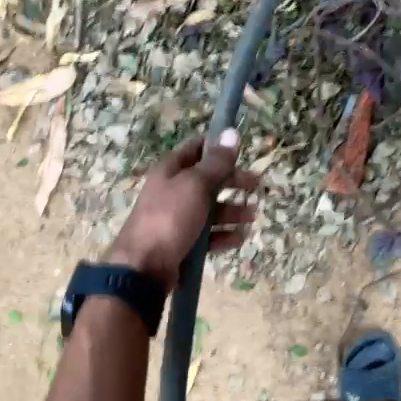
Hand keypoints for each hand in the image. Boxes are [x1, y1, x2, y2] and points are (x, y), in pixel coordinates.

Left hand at [105, 130, 257, 290]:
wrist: (143, 267)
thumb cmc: (170, 217)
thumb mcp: (196, 185)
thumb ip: (216, 162)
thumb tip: (231, 132)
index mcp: (171, 170)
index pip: (196, 149)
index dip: (218, 147)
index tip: (241, 150)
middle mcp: (172, 191)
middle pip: (207, 180)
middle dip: (232, 182)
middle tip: (256, 186)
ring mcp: (176, 218)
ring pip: (210, 209)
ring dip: (232, 211)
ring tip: (252, 217)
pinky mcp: (181, 242)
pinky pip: (207, 235)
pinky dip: (223, 234)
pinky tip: (239, 238)